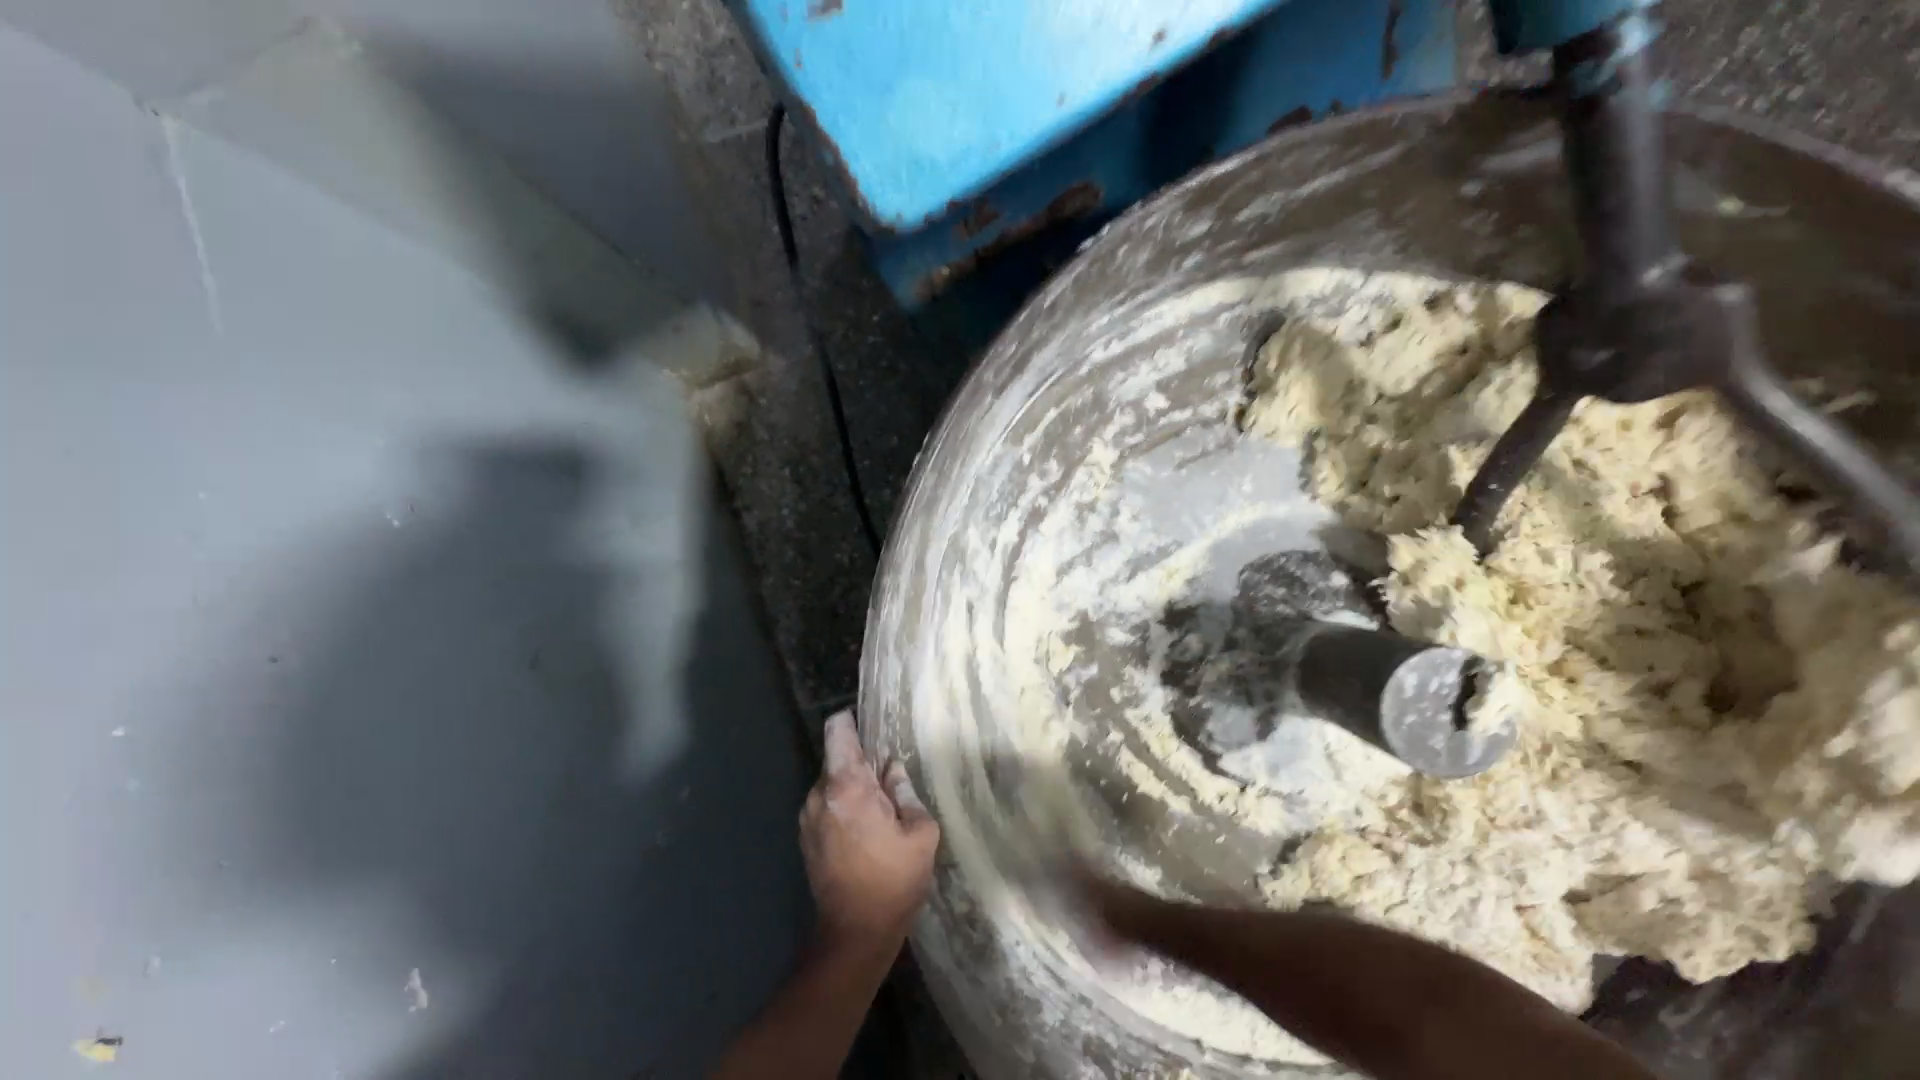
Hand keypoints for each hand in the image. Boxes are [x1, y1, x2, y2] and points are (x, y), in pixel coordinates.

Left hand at [800, 711, 939, 950]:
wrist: (855, 933)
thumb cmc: (893, 881)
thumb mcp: (920, 833)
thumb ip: (906, 793)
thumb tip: (893, 770)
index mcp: (846, 786)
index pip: (838, 731)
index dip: (853, 721)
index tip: (873, 728)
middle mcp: (819, 795)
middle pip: (838, 760)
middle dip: (863, 764)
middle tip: (892, 783)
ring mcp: (807, 818)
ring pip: (832, 785)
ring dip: (854, 789)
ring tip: (883, 812)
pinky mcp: (806, 839)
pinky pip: (826, 807)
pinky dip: (844, 809)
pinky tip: (867, 832)